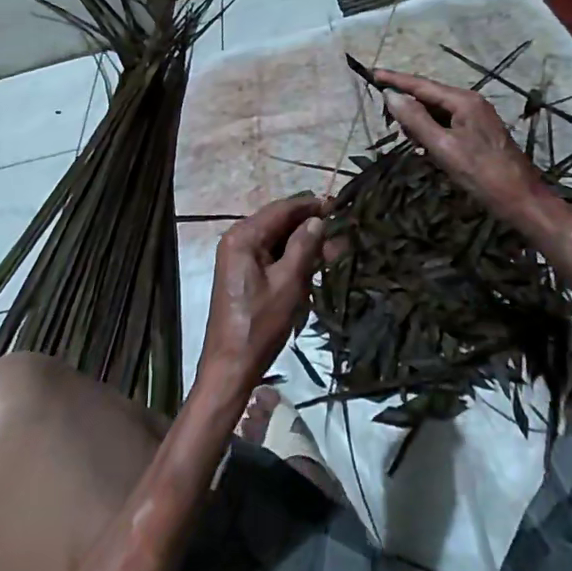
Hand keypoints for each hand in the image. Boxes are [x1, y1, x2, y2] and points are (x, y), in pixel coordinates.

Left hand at [202, 196, 325, 391]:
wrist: (231, 365)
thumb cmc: (260, 324)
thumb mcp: (288, 283)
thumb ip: (304, 246)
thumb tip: (318, 219)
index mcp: (242, 237)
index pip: (281, 209)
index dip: (310, 205)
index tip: (338, 205)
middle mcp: (236, 240)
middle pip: (278, 222)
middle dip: (309, 225)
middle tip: (341, 230)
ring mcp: (237, 258)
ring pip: (275, 240)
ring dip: (303, 242)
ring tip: (335, 248)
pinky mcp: (242, 274)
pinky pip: (270, 256)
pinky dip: (291, 257)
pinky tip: (314, 263)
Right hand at [374, 69, 543, 221]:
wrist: (521, 198)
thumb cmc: (481, 173)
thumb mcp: (443, 147)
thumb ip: (416, 120)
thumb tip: (391, 96)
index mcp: (463, 101)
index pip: (421, 84)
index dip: (395, 80)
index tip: (372, 73)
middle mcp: (470, 102)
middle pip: (429, 95)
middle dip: (407, 105)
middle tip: (387, 119)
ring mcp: (476, 117)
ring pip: (437, 110)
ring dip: (418, 121)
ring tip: (409, 139)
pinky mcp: (478, 132)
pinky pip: (447, 123)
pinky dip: (431, 131)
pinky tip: (424, 146)